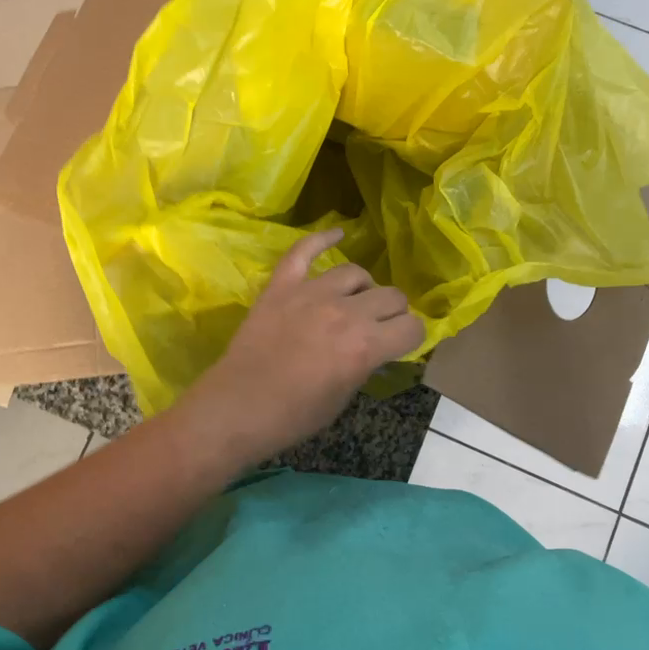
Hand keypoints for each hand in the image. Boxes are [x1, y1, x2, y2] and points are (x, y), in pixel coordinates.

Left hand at [173, 228, 423, 467]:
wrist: (237, 407)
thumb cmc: (293, 416)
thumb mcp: (342, 398)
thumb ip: (364, 365)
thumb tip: (372, 349)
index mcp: (365, 346)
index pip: (412, 328)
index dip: (410, 338)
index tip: (401, 345)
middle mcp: (345, 312)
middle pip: (391, 295)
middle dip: (393, 313)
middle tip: (379, 327)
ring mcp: (310, 293)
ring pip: (355, 272)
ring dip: (363, 288)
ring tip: (355, 301)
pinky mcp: (281, 286)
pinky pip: (304, 251)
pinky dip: (322, 239)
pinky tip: (338, 233)